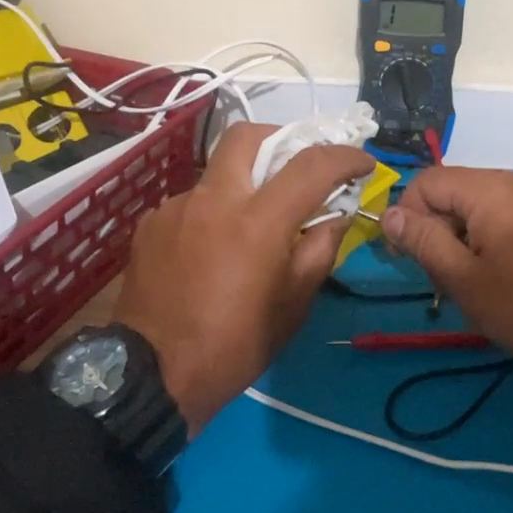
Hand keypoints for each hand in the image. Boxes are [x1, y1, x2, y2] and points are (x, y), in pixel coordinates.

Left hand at [113, 123, 376, 432]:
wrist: (149, 377)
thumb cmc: (234, 346)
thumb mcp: (293, 306)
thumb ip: (319, 250)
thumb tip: (336, 216)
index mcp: (256, 222)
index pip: (310, 166)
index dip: (344, 157)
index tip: (362, 163)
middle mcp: (213, 199)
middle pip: (247, 135)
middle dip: (280, 139)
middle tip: (298, 167)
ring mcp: (175, 207)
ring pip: (217, 171)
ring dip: (243, 182)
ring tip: (253, 221)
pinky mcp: (150, 224)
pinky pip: (192, 202)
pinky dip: (214, 211)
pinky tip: (214, 247)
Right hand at [382, 168, 512, 400]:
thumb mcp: (465, 280)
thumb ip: (423, 241)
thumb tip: (389, 214)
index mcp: (490, 189)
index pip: (426, 181)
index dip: (407, 216)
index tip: (408, 258)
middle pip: (453, 190)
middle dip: (436, 228)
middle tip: (441, 278)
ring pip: (476, 204)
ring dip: (460, 236)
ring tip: (470, 281)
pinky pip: (503, 213)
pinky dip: (487, 236)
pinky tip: (498, 275)